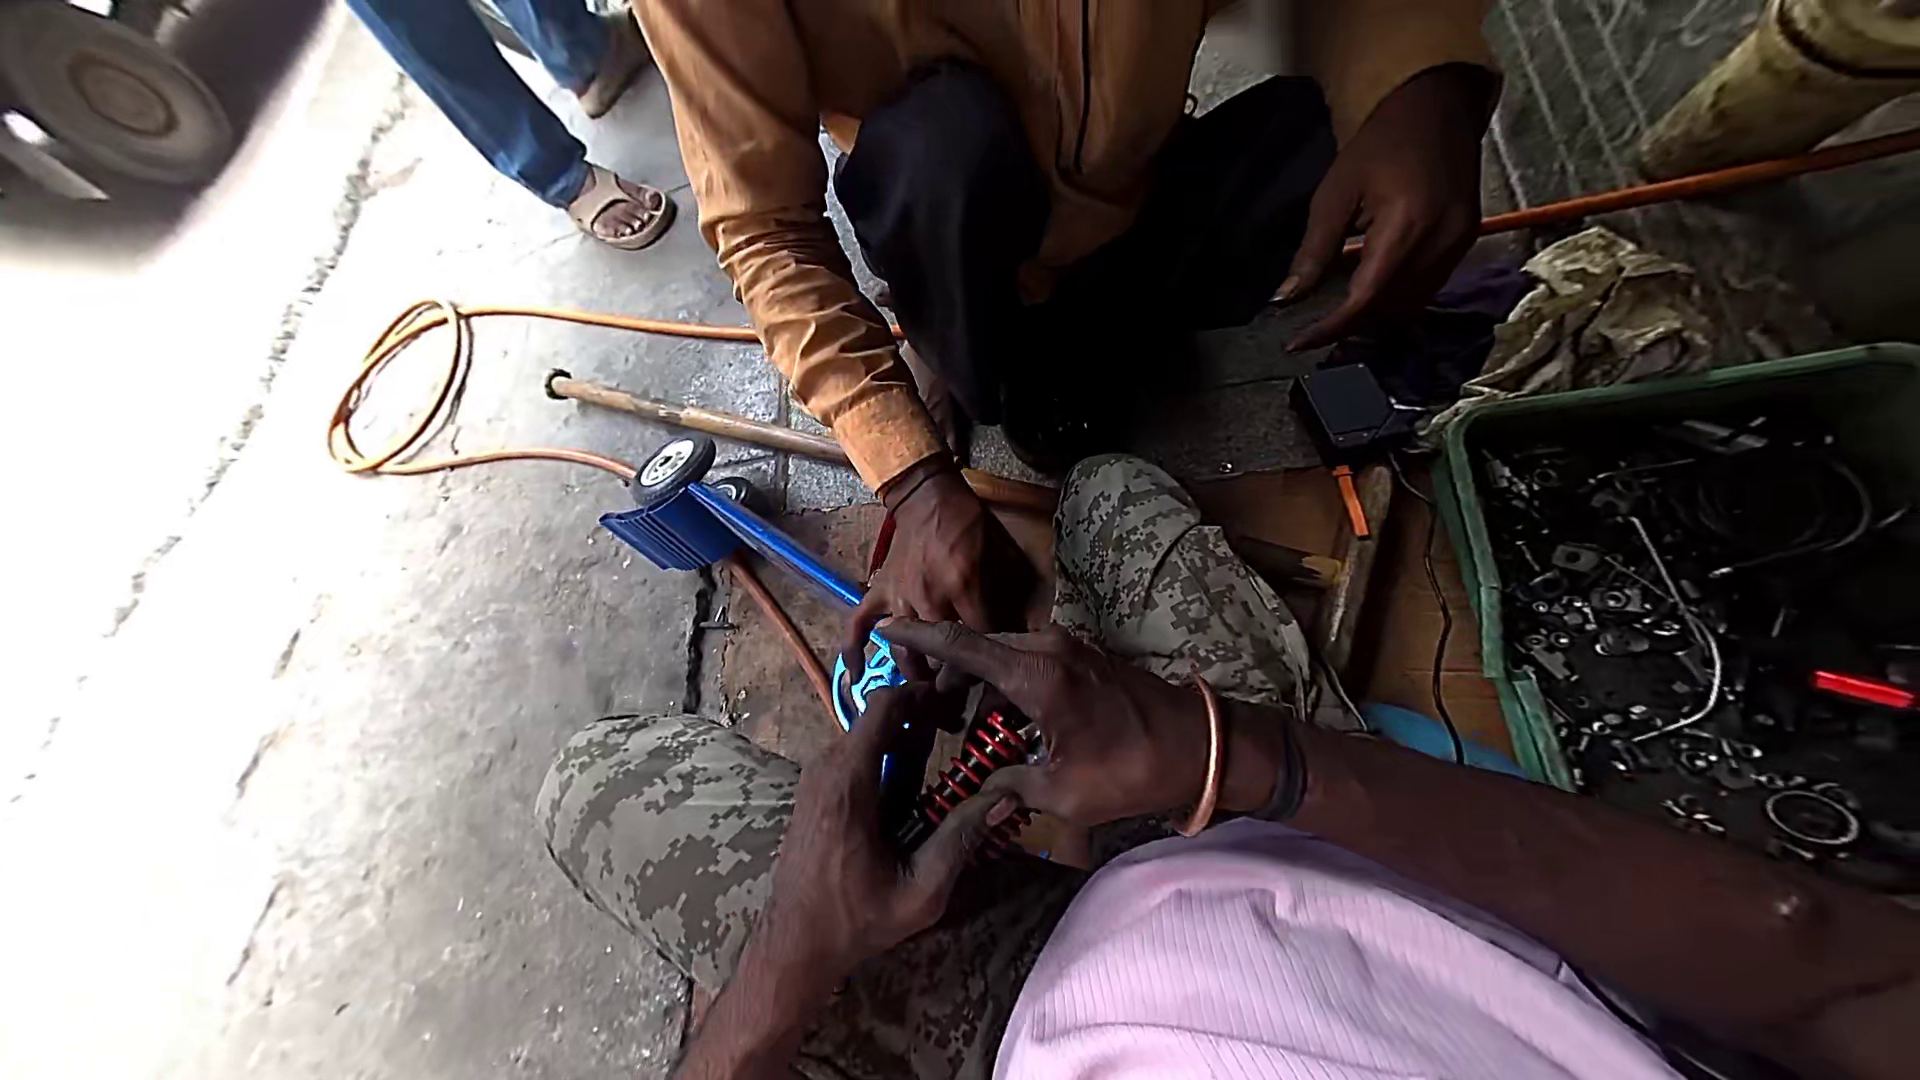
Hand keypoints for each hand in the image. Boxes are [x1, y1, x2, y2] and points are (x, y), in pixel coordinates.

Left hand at [759, 684, 1016, 976]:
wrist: (794, 944)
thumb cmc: (856, 920)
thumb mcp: (921, 890)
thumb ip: (961, 838)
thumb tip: (1004, 797)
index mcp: (849, 782)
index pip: (882, 705)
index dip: (920, 695)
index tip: (952, 706)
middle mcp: (827, 767)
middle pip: (877, 715)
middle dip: (918, 714)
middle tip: (954, 728)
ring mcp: (816, 775)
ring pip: (866, 731)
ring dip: (902, 733)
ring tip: (936, 752)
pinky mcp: (815, 786)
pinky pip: (854, 751)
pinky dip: (884, 751)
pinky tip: (906, 780)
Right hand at [843, 459, 1034, 675]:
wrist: (929, 497)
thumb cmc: (968, 523)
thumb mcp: (1001, 553)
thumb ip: (1009, 592)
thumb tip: (1021, 628)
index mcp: (962, 586)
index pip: (978, 639)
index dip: (990, 659)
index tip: (995, 670)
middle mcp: (927, 597)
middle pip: (939, 654)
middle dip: (952, 678)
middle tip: (962, 690)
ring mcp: (897, 596)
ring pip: (903, 650)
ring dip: (916, 673)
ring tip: (928, 688)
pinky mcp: (878, 591)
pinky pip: (858, 624)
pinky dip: (854, 651)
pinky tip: (856, 676)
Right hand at [877, 619, 1285, 824]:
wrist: (1200, 744)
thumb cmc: (1132, 769)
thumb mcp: (1065, 792)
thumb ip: (1010, 784)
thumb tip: (982, 788)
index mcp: (1035, 675)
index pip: (961, 645)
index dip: (917, 637)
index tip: (884, 628)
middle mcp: (1045, 647)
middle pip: (976, 649)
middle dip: (947, 677)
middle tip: (931, 714)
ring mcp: (1064, 646)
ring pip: (1000, 654)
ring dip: (978, 682)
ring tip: (967, 725)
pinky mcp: (1077, 654)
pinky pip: (1025, 659)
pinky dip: (1005, 682)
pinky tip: (1006, 720)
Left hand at [1281, 63, 1499, 349]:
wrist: (1435, 107)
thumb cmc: (1378, 147)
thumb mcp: (1333, 198)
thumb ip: (1313, 254)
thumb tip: (1284, 299)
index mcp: (1409, 225)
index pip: (1365, 298)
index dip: (1330, 328)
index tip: (1296, 344)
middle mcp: (1442, 240)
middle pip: (1389, 309)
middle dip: (1346, 329)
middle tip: (1308, 335)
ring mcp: (1459, 242)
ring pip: (1409, 306)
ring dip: (1369, 321)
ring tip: (1330, 323)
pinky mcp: (1463, 242)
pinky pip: (1424, 290)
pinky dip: (1391, 304)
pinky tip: (1362, 301)